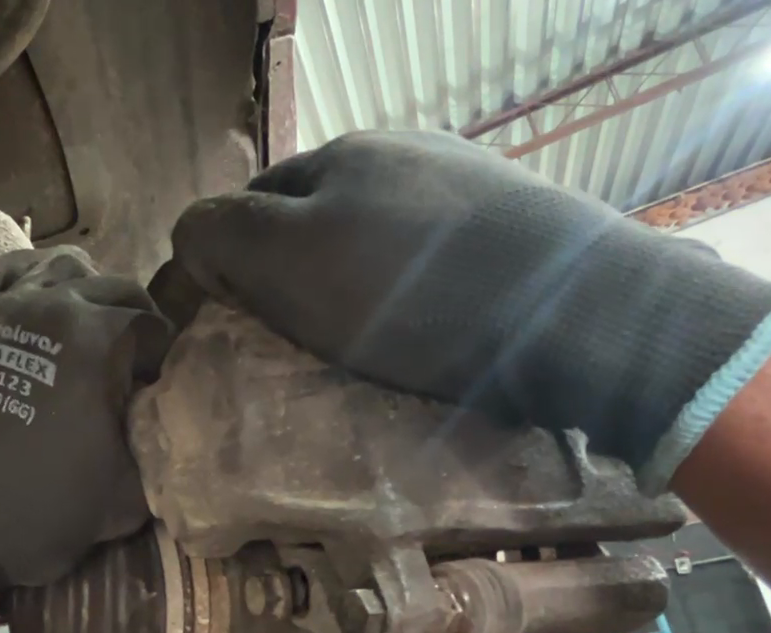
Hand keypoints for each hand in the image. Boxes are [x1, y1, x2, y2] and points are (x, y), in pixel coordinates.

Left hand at [0, 247, 169, 632]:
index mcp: (100, 337)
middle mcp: (55, 304)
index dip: (164, 362)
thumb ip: (160, 443)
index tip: (160, 391)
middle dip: (135, 322)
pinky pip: (7, 276)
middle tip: (133, 365)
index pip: (154, 328)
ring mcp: (8, 308)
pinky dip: (32, 282)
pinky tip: (46, 311)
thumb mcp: (129, 490)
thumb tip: (165, 412)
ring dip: (86, 293)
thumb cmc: (49, 506)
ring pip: (62, 270)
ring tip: (92, 334)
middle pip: (114, 290)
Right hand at [167, 130, 770, 487]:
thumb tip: (190, 234)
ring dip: (340, 283)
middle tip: (283, 337)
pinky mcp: (509, 226)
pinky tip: (414, 328)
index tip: (228, 325)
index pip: (244, 205)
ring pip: (365, 237)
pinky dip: (398, 292)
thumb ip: (220, 235)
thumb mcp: (288, 261)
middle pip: (307, 218)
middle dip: (281, 273)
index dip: (223, 264)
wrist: (580, 319)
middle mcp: (401, 154)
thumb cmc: (412, 296)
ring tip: (349, 339)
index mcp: (341, 155)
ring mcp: (462, 185)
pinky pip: (420, 259)